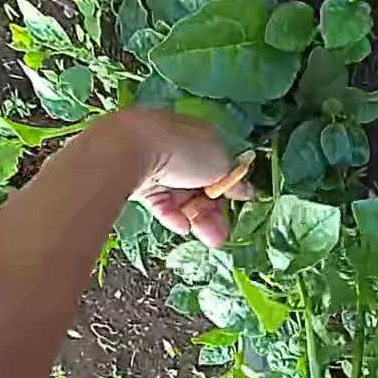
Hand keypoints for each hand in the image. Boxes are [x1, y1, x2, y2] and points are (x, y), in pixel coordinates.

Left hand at [101, 109, 253, 247]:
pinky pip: (160, 202)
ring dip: (199, 219)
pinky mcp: (138, 181)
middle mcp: (179, 149)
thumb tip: (247, 190)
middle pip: (201, 184)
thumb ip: (234, 178)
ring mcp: (157, 164)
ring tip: (212, 241)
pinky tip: (182, 229)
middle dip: (215, 210)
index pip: (220, 165)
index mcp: (202, 136)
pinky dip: (172, 216)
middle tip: (224, 234)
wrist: (129, 150)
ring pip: (183, 197)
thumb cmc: (184, 151)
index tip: (238, 206)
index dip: (230, 187)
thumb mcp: (220, 163)